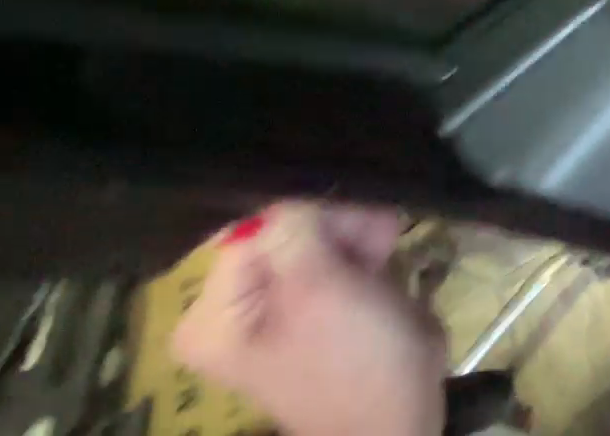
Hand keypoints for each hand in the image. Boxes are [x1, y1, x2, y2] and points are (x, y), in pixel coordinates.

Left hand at [172, 203, 446, 435]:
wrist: (396, 415)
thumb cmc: (353, 358)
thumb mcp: (320, 292)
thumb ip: (296, 235)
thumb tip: (293, 195)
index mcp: (213, 314)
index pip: (256, 228)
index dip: (315, 218)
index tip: (363, 230)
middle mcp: (234, 307)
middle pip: (286, 230)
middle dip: (341, 228)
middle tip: (381, 242)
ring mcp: (278, 306)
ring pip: (316, 239)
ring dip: (358, 238)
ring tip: (387, 254)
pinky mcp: (316, 305)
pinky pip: (332, 258)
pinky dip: (362, 253)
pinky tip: (383, 263)